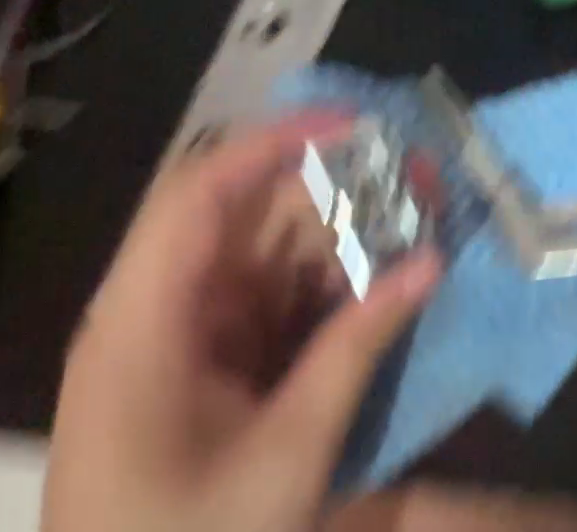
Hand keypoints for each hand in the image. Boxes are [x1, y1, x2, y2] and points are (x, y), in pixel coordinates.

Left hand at [43, 112, 441, 531]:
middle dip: (339, 189)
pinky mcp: (219, 362)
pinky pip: (283, 297)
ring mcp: (193, 336)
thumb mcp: (287, 453)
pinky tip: (392, 275)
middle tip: (422, 176)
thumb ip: (358, 348)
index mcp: (145, 323)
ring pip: (274, 253)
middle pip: (251, 217)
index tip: (357, 124)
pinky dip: (338, 282)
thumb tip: (432, 260)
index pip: (201, 195)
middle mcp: (163, 310)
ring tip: (424, 217)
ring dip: (348, 233)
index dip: (275, 143)